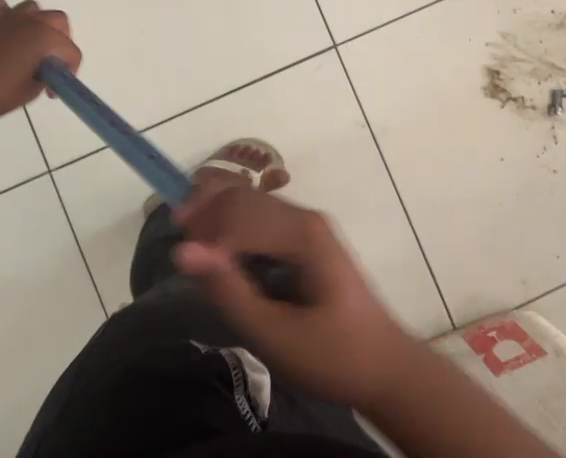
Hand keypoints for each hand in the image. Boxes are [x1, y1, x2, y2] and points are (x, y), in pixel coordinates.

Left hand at [0, 0, 78, 119]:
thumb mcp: (28, 93)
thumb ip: (42, 79)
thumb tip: (41, 75)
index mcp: (44, 38)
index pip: (70, 51)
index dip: (68, 71)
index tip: (53, 90)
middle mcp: (29, 21)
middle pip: (58, 21)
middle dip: (59, 41)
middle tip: (49, 64)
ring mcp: (6, 17)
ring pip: (31, 8)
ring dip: (35, 24)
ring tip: (28, 45)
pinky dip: (2, 12)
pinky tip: (1, 28)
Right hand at [173, 185, 422, 406]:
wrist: (386, 368)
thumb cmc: (333, 356)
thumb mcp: (276, 336)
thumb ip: (229, 292)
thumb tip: (183, 252)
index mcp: (303, 234)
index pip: (237, 214)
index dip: (204, 235)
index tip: (181, 265)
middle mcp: (305, 217)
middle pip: (242, 198)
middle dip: (205, 214)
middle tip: (179, 248)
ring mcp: (307, 225)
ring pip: (250, 203)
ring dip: (217, 218)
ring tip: (192, 248)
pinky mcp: (306, 237)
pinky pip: (260, 217)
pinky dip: (233, 227)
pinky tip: (220, 251)